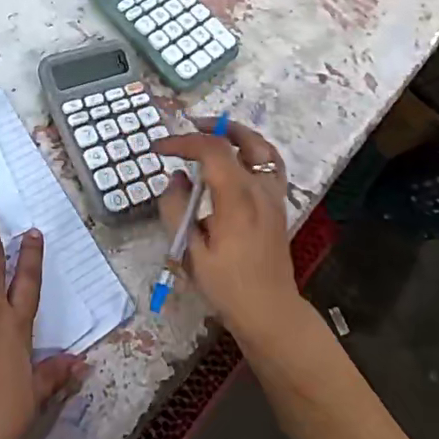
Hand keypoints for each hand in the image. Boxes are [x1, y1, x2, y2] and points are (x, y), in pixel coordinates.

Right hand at [152, 119, 305, 342]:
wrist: (269, 311)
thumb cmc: (227, 285)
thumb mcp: (190, 250)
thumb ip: (177, 209)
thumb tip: (176, 178)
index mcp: (237, 198)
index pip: (211, 150)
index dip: (183, 142)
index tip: (159, 150)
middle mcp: (260, 188)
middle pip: (243, 139)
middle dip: (214, 127)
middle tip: (189, 127)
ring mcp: (274, 195)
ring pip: (262, 147)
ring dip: (237, 134)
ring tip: (213, 135)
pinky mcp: (278, 205)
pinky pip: (271, 164)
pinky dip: (253, 151)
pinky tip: (237, 160)